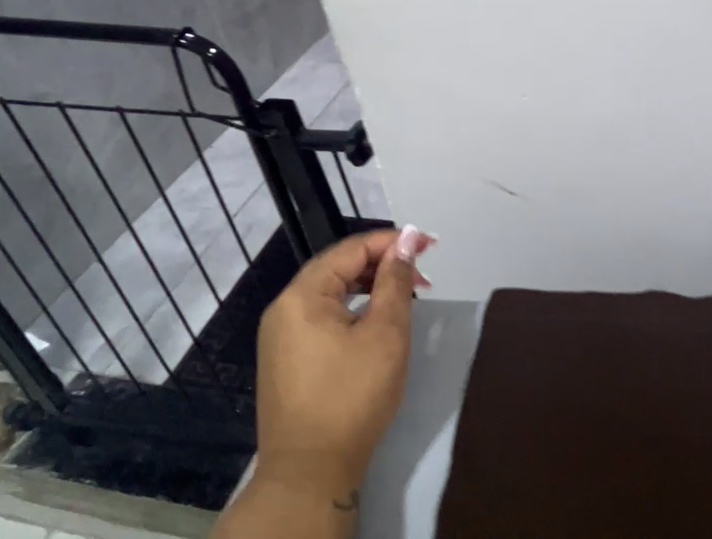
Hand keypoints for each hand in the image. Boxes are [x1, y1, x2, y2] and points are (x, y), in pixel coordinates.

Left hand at [252, 226, 435, 493]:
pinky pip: (323, 317)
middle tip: (423, 273)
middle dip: (382, 263)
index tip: (430, 244)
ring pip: (331, 292)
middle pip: (338, 268)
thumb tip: (406, 239)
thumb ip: (395, 279)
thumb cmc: (352, 395)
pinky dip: (353, 309)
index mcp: (302, 296)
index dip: (392, 241)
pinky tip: (377, 321)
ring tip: (406, 295)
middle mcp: (284, 308)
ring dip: (370, 286)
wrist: (310, 471)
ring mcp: (280, 336)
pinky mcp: (287, 359)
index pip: (351, 250)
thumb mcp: (386, 332)